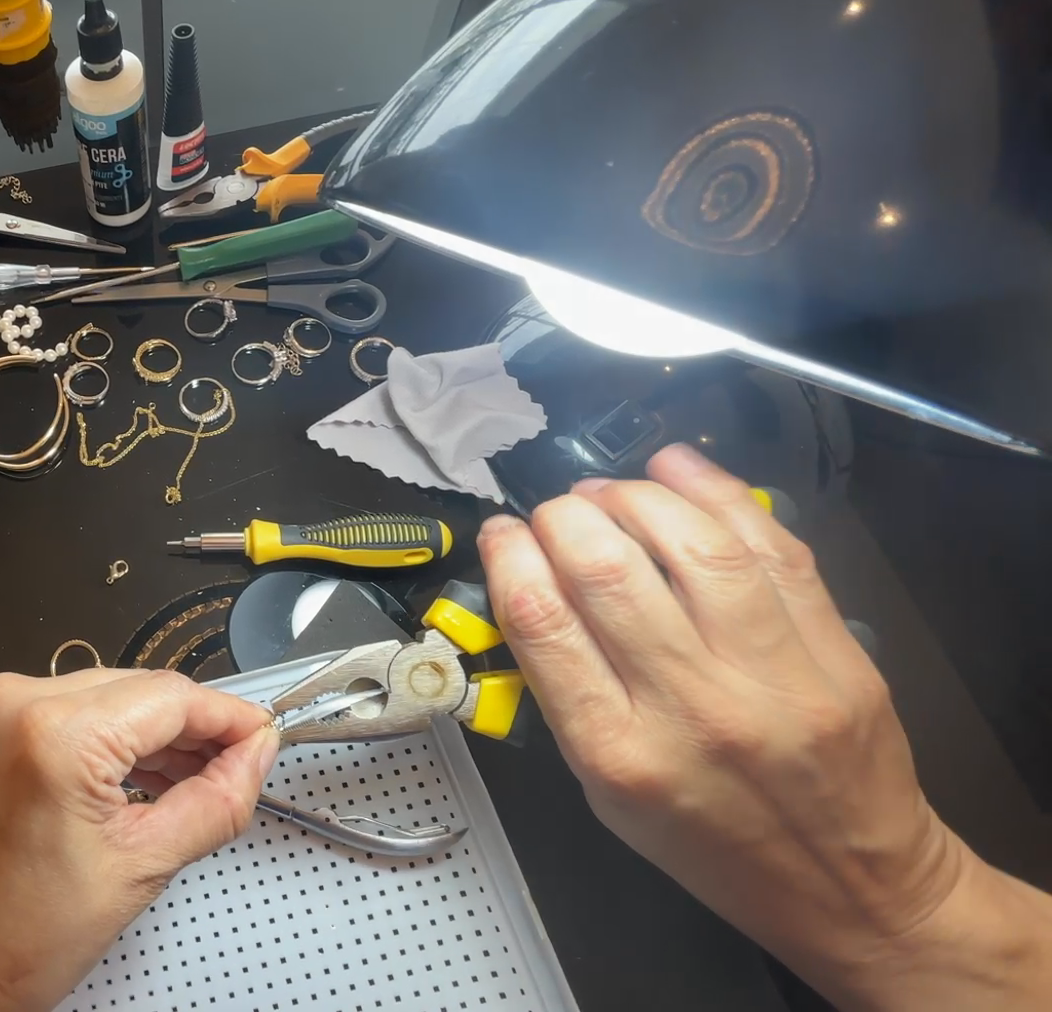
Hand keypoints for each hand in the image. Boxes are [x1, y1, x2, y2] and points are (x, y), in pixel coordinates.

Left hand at [0, 669, 277, 1011]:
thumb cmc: (23, 934)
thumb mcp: (143, 866)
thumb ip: (216, 800)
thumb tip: (253, 755)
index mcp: (56, 735)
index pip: (170, 697)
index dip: (225, 716)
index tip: (258, 735)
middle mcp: (17, 700)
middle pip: (137, 688)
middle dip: (191, 725)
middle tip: (232, 762)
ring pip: (103, 692)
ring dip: (148, 728)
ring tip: (187, 772)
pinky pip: (64, 704)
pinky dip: (103, 730)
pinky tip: (133, 766)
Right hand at [478, 443, 1051, 1008]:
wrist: (852, 886)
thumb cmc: (696, 834)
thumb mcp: (595, 781)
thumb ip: (557, 685)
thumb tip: (526, 583)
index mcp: (614, 746)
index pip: (541, 620)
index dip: (508, 554)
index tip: (499, 532)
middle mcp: (691, 706)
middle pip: (607, 572)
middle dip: (563, 517)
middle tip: (553, 512)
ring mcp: (774, 676)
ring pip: (692, 547)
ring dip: (633, 497)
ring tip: (604, 490)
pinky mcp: (836, 653)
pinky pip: (773, 549)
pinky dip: (717, 493)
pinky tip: (674, 466)